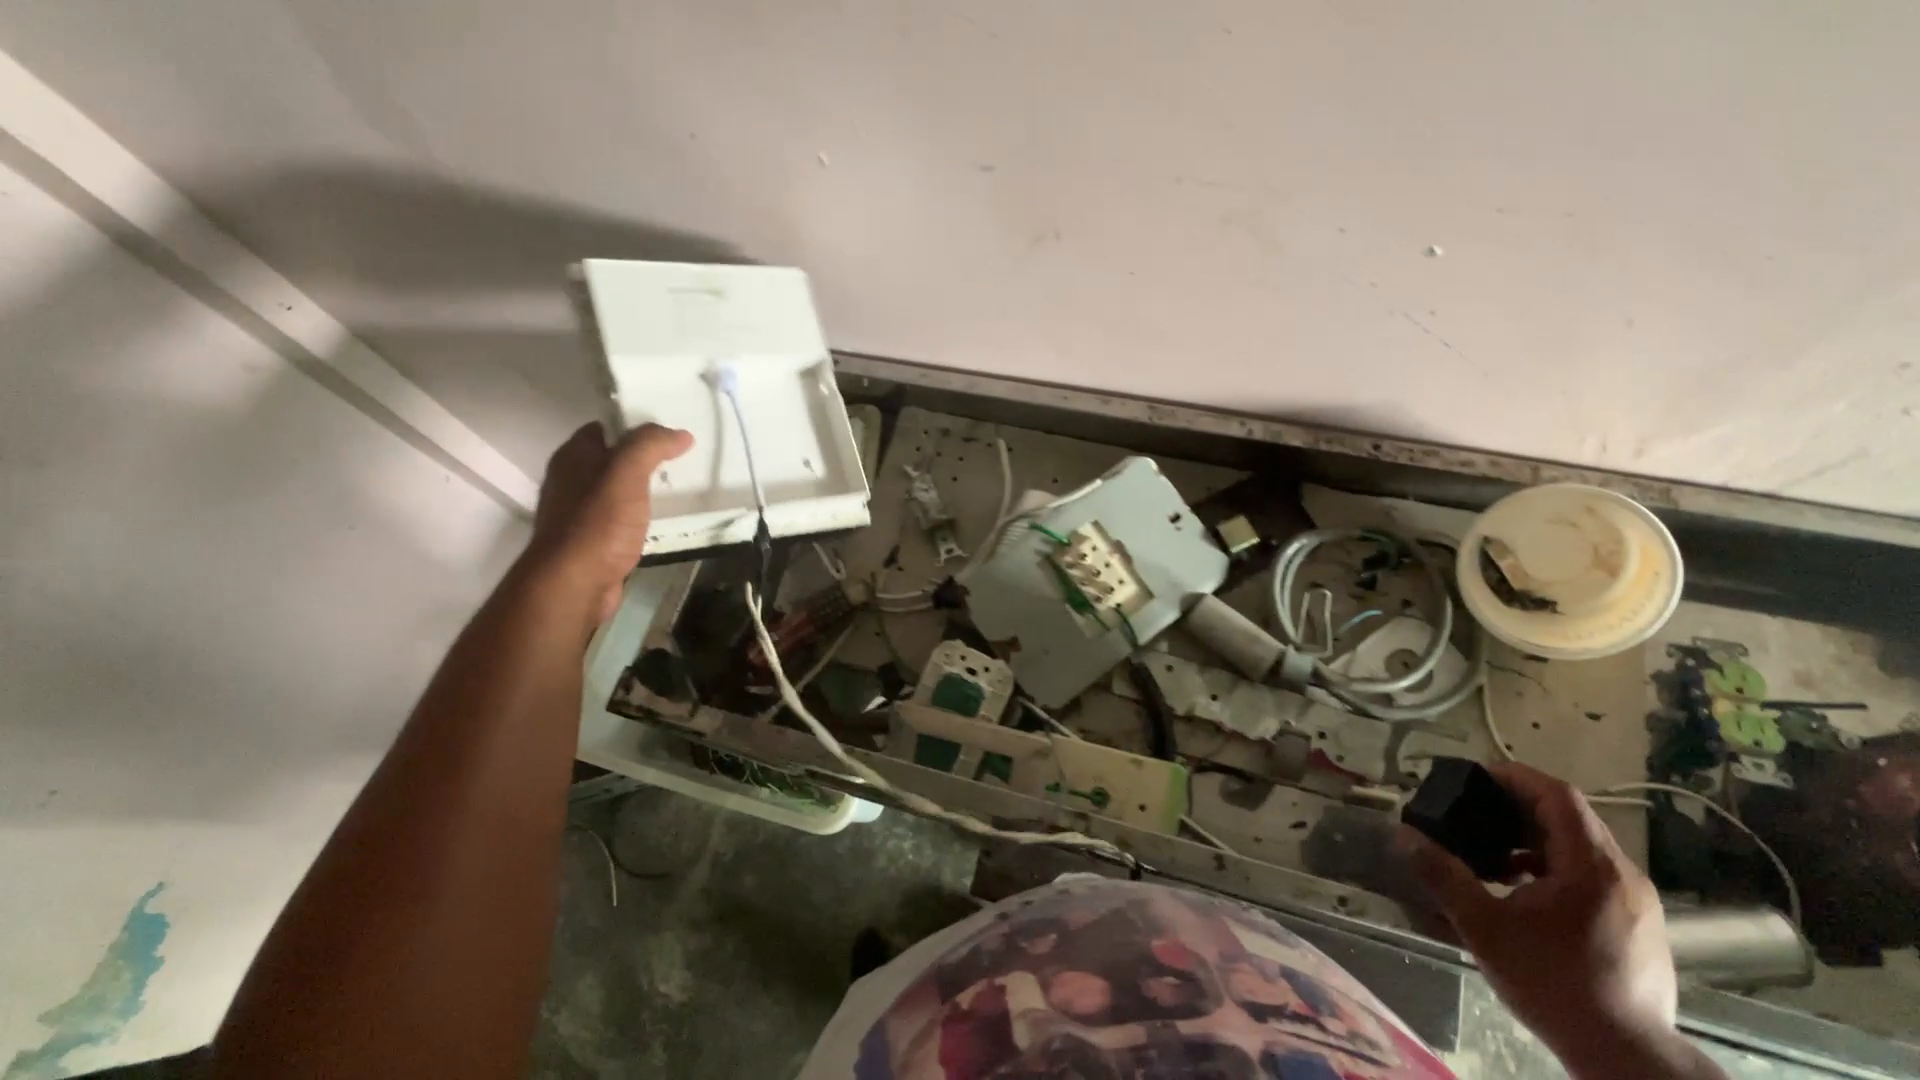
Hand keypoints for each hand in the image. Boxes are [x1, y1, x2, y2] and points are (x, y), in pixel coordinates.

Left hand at [524, 422, 693, 621]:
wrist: (575, 584)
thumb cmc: (597, 523)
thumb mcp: (626, 472)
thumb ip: (650, 446)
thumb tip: (680, 434)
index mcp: (572, 457)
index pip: (604, 428)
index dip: (635, 426)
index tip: (669, 433)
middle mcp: (571, 481)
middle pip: (612, 460)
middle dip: (644, 459)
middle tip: (681, 461)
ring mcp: (580, 514)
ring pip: (618, 492)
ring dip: (644, 491)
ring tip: (679, 489)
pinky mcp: (593, 543)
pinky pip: (621, 520)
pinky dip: (640, 518)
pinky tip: (662, 522)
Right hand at [1403, 763, 1681, 1074]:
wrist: (1624, 1054)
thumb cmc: (1552, 982)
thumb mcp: (1484, 927)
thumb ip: (1444, 876)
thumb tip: (1404, 836)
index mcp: (1592, 864)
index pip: (1558, 795)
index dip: (1516, 777)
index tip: (1476, 776)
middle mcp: (1623, 874)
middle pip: (1571, 819)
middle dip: (1519, 811)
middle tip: (1473, 816)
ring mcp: (1638, 902)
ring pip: (1583, 850)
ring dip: (1536, 843)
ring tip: (1492, 860)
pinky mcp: (1640, 926)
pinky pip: (1594, 877)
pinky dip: (1556, 870)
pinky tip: (1525, 896)